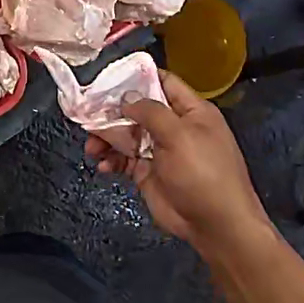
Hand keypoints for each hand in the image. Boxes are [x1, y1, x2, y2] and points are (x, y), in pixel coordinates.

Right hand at [86, 71, 273, 251]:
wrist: (216, 224)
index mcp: (190, 111)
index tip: (108, 78)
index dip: (137, 78)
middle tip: (88, 115)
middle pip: (138, 110)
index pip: (163, 83)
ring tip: (92, 147)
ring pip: (126, 135)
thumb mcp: (179, 135)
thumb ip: (151, 112)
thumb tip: (127, 99)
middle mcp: (174, 127)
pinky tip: (103, 166)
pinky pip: (124, 159)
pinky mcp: (148, 173)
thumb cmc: (203, 173)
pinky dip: (111, 160)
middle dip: (113, 112)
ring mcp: (160, 151)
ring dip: (106, 138)